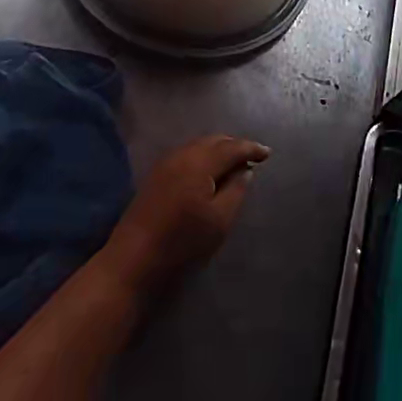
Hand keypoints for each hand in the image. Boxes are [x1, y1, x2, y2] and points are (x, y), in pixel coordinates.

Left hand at [99, 134, 269, 292]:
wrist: (133, 260)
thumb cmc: (181, 241)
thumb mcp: (219, 220)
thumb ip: (237, 190)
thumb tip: (245, 170)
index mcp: (200, 162)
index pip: (232, 147)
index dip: (251, 148)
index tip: (268, 153)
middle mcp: (183, 154)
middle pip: (215, 140)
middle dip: (235, 145)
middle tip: (252, 156)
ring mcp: (166, 162)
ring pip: (199, 145)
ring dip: (218, 149)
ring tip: (233, 162)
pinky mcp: (156, 174)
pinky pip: (187, 153)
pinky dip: (203, 155)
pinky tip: (208, 169)